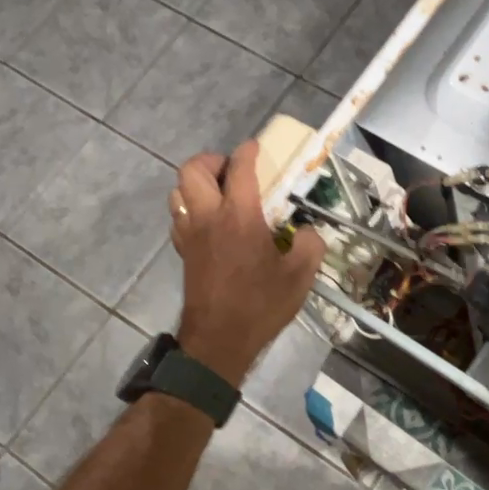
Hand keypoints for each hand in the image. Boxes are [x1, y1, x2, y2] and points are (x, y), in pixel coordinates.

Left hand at [169, 141, 325, 385]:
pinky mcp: (183, 253)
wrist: (219, 341)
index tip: (256, 148)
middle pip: (192, 170)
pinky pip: (179, 217)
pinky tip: (210, 222)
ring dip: (195, 183)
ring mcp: (190, 235)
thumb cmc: (260, 305)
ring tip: (219, 193)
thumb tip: (308, 231)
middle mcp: (208, 217)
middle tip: (231, 169)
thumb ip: (310, 245)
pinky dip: (190, 209)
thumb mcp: (301, 276)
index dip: (248, 152)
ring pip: (178, 192)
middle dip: (212, 161)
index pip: (239, 169)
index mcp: (239, 216)